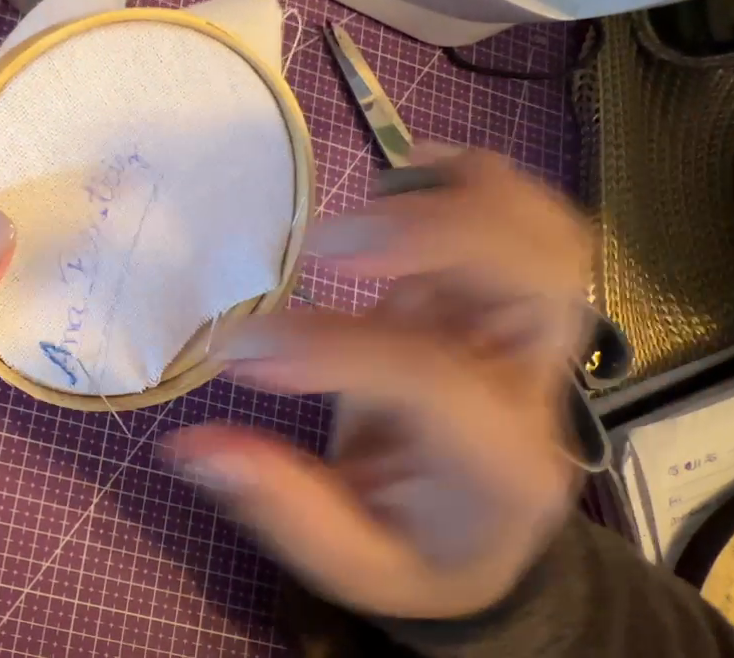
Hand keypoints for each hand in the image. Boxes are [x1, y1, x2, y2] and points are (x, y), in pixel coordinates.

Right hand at [162, 147, 592, 620]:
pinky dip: (472, 181)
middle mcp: (526, 385)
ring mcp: (517, 333)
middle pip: (533, 280)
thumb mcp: (352, 561)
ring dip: (458, 197)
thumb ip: (282, 504)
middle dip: (430, 238)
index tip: (236, 351)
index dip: (330, 347)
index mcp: (498, 461)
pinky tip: (407, 172)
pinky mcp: (488, 297)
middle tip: (323, 244)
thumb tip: (193, 446)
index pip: (430, 378)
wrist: (478, 532)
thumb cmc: (412, 547)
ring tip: (372, 192)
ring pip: (540, 235)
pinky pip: (522, 218)